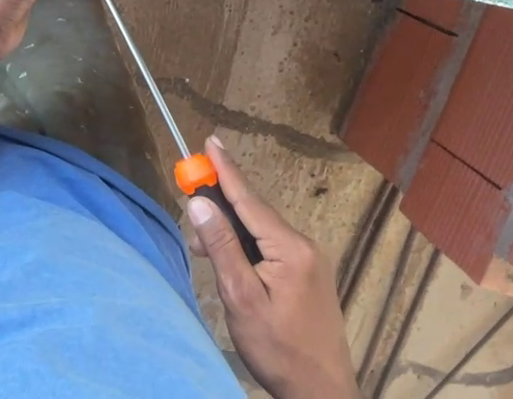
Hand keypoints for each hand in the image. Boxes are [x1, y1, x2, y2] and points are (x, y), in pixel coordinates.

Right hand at [186, 137, 355, 398]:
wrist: (320, 395)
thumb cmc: (277, 348)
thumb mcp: (241, 298)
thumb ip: (222, 246)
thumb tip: (199, 202)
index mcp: (290, 248)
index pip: (249, 199)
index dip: (226, 169)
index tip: (211, 139)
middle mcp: (305, 246)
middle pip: (254, 213)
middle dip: (220, 210)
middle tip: (192, 225)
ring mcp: (310, 261)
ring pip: (260, 231)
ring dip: (231, 233)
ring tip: (206, 253)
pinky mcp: (310, 275)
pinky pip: (271, 246)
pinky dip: (246, 246)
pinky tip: (231, 263)